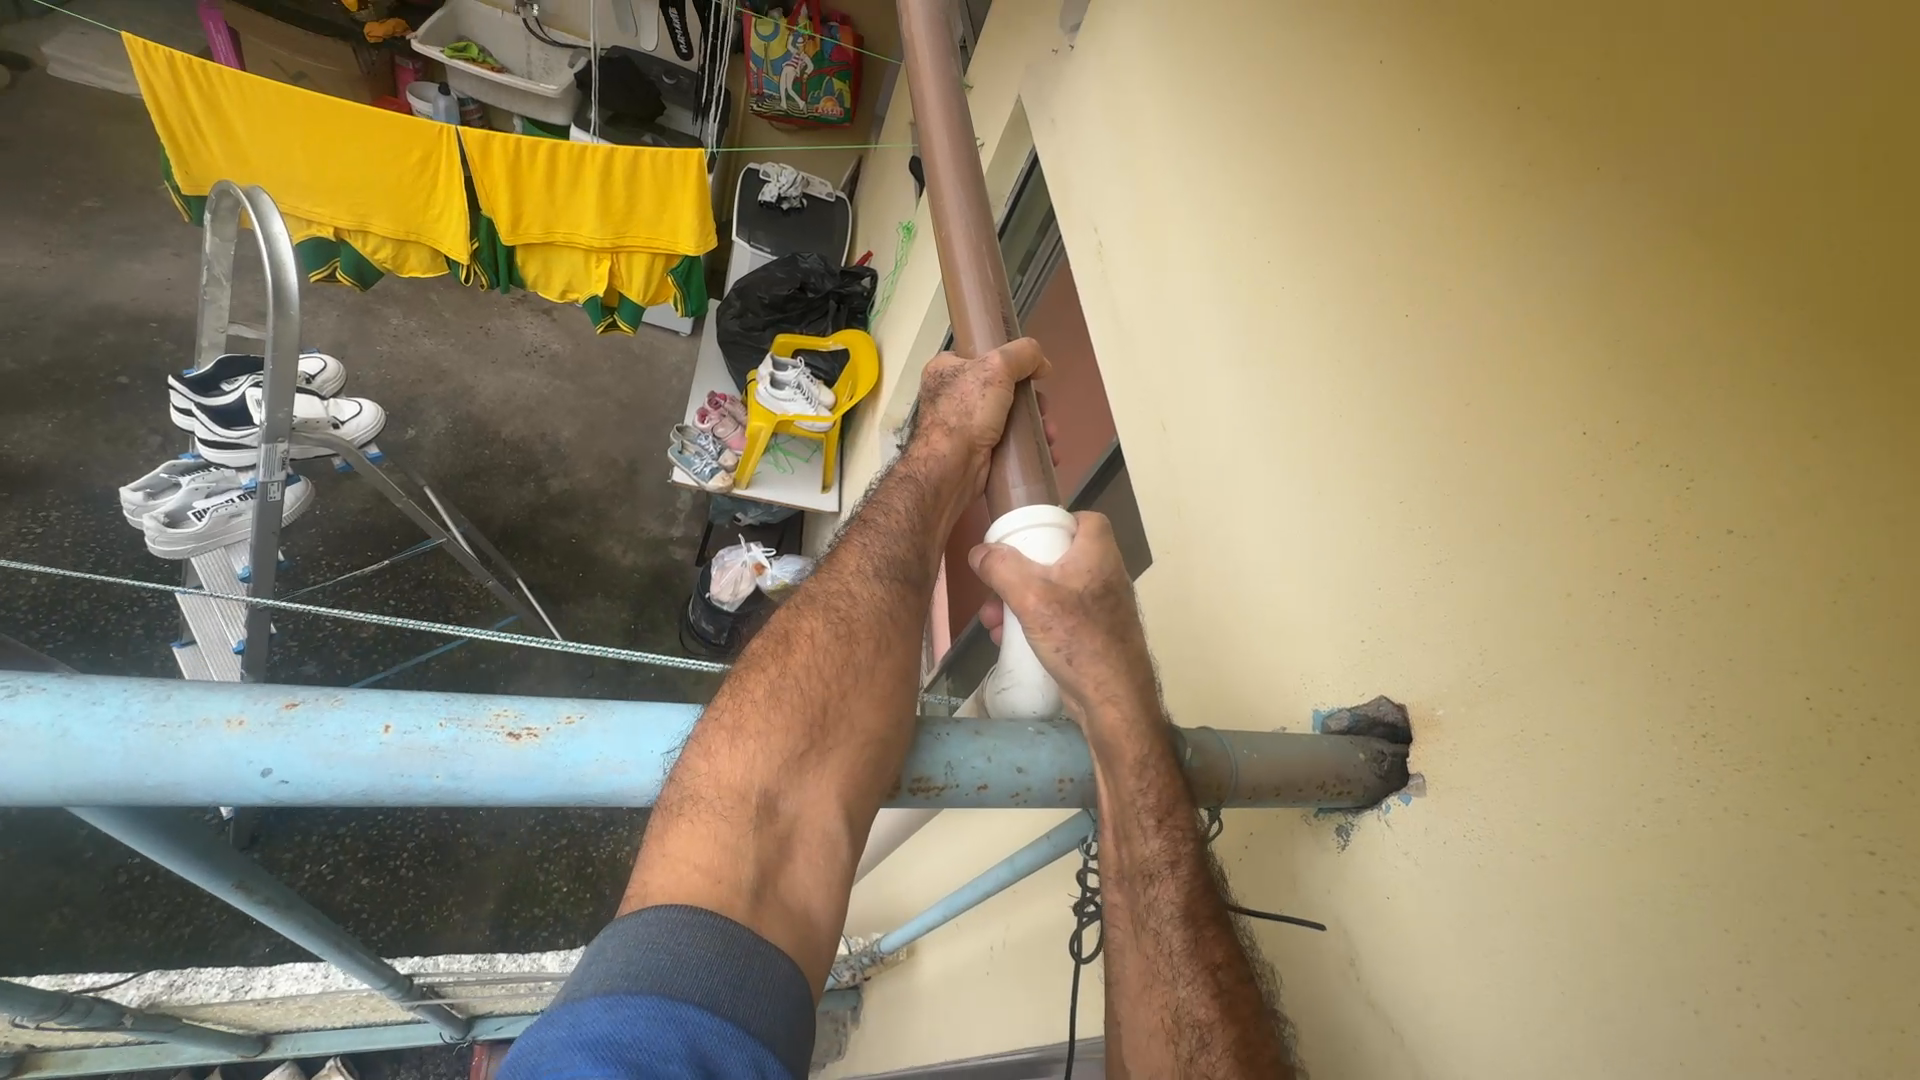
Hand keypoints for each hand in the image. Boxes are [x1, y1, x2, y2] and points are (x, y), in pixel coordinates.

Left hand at [909, 338, 1054, 498]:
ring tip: (1049, 435)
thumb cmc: (967, 412)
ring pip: (1009, 418)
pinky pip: (1009, 444)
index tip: (1030, 372)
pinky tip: (1047, 452)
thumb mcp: (997, 367)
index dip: (1008, 361)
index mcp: (945, 369)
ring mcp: (964, 426)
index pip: (979, 355)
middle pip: (1002, 389)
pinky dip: (1029, 446)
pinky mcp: (976, 453)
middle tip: (1043, 409)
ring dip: (1035, 425)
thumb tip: (1042, 364)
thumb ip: (1023, 354)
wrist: (951, 469)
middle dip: (1031, 401)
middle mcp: (951, 396)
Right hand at [969, 512, 1159, 724]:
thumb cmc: (1077, 639)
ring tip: (993, 620)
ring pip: (1054, 591)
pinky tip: (1007, 639)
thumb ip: (1002, 568)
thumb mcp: (1031, 597)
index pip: (1086, 520)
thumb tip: (980, 551)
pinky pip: (1058, 618)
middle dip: (1020, 572)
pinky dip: (1034, 622)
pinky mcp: (1095, 636)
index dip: (1057, 522)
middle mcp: (1105, 576)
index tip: (1028, 535)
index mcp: (1098, 554)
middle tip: (996, 587)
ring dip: (1020, 601)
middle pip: (1058, 558)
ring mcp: (1101, 608)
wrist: (1113, 700)